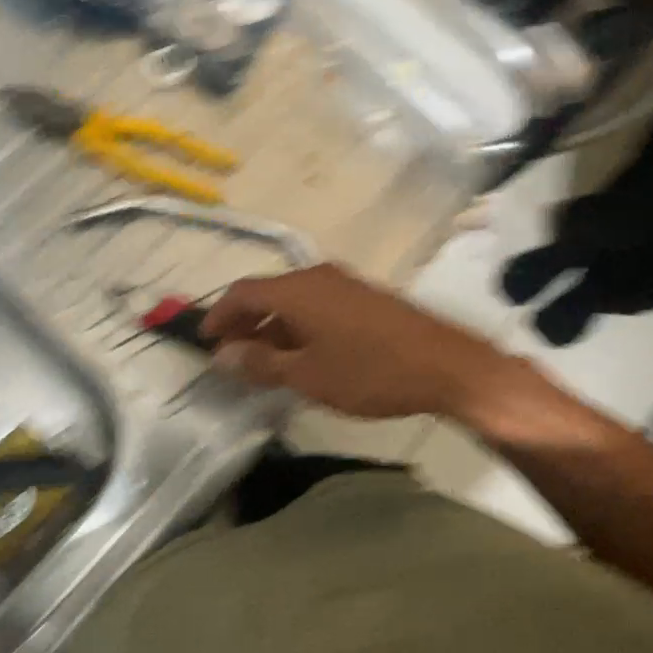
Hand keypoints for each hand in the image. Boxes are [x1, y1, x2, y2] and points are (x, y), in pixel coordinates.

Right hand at [199, 264, 519, 421]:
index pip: (243, 292)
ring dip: (273, 328)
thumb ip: (261, 364)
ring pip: (295, 301)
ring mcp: (345, 285)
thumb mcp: (308, 376)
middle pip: (268, 293)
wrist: (447, 366)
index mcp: (298, 289)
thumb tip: (223, 356)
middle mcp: (318, 277)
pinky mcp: (366, 299)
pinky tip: (304, 357)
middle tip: (231, 357)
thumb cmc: (370, 372)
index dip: (219, 315)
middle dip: (245, 323)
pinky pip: (318, 306)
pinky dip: (299, 327)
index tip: (205, 342)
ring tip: (263, 363)